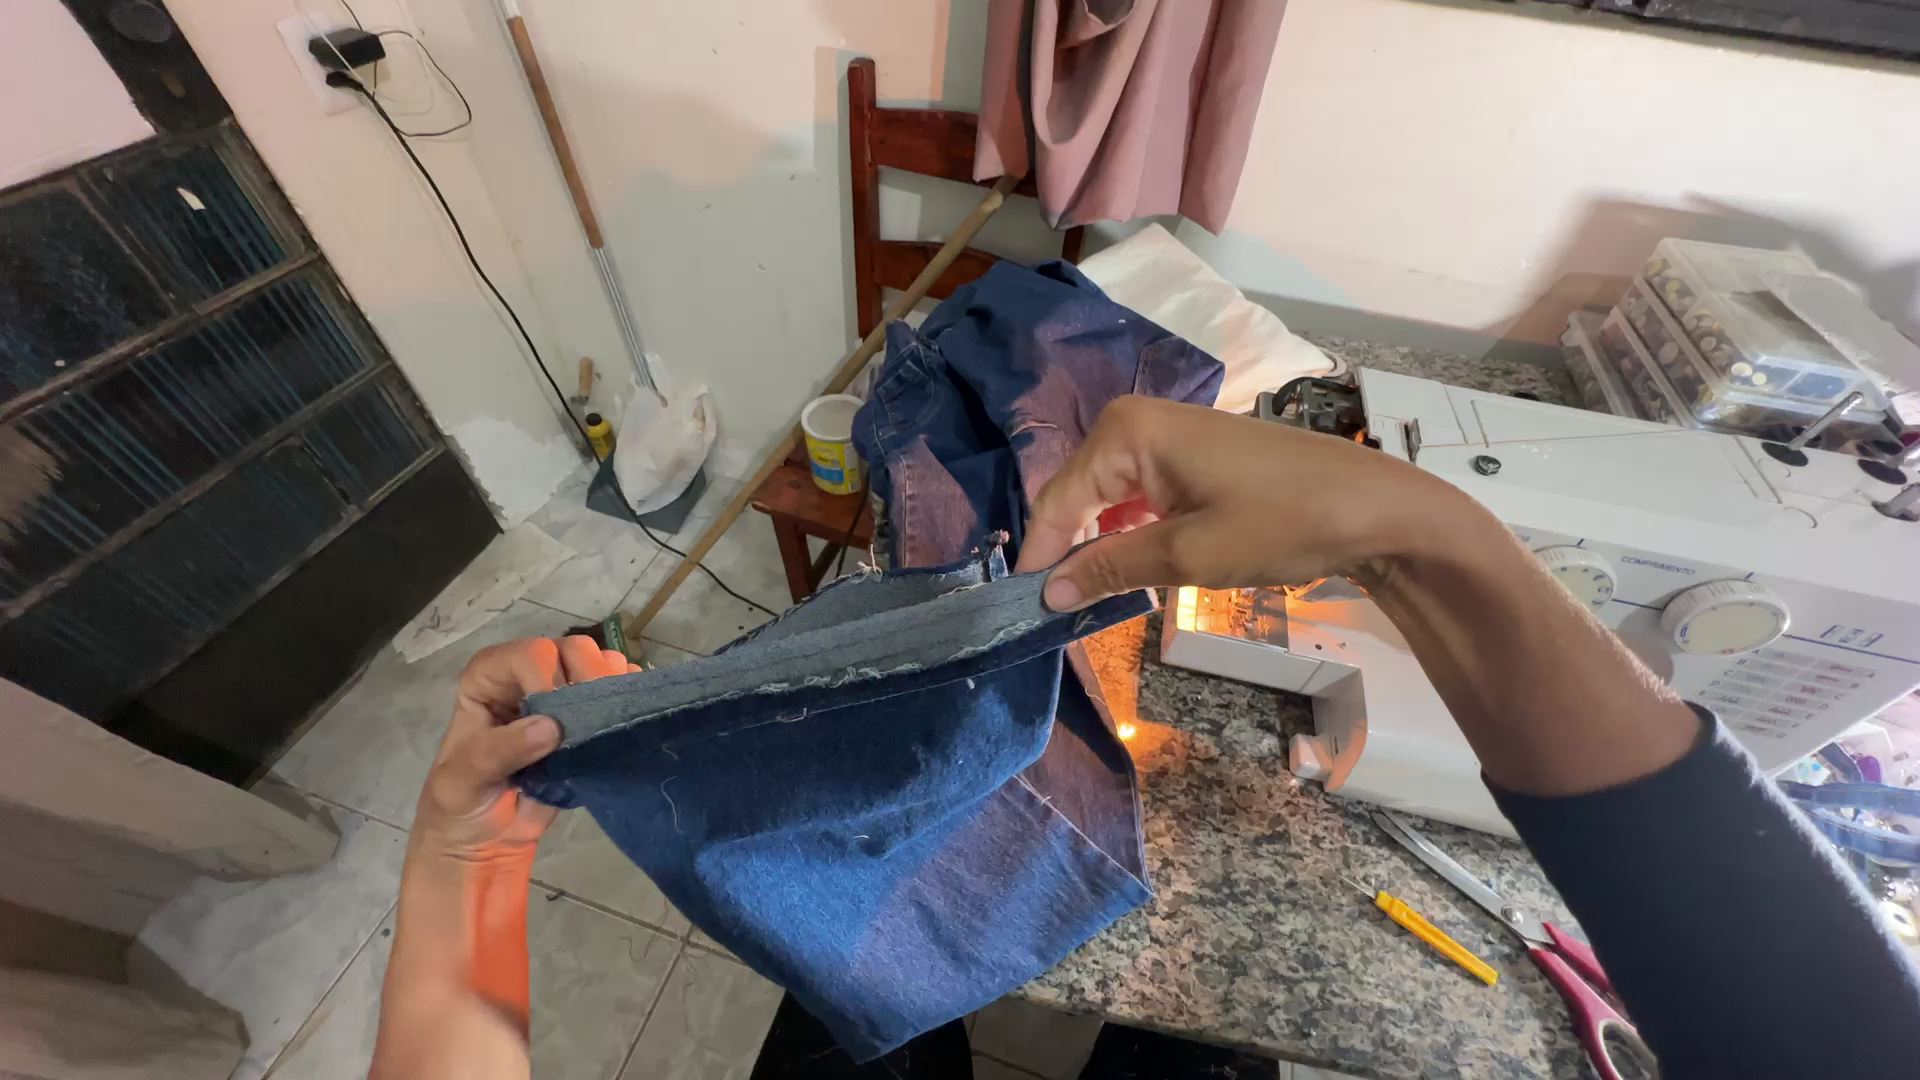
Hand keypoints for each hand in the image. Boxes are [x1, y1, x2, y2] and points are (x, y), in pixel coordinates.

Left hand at [413, 636, 635, 867]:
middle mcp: (528, 678)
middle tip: (594, 712)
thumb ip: (498, 753)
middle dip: (587, 674)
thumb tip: (551, 727)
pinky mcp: (591, 712)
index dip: (543, 675)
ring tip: (610, 716)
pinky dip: (630, 692)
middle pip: (569, 649)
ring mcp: (563, 693)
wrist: (491, 840)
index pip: (523, 654)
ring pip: (599, 660)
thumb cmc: (463, 806)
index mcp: (489, 683)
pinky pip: (620, 684)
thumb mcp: (462, 783)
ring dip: (612, 682)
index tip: (552, 718)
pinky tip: (626, 713)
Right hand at [1015, 395, 1478, 608]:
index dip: (1040, 555)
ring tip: (1087, 594)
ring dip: (1095, 543)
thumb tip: (1048, 593)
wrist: (1377, 507)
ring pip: (1102, 497)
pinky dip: (1125, 530)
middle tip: (1057, 607)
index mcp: (1126, 432)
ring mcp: (1160, 435)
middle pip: (1075, 494)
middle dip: (1066, 548)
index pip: (1058, 500)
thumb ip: (1110, 568)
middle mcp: (1133, 422)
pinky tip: (1127, 563)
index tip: (1025, 605)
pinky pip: (1133, 494)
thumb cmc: (1283, 522)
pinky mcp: (1183, 454)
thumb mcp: (1188, 555)